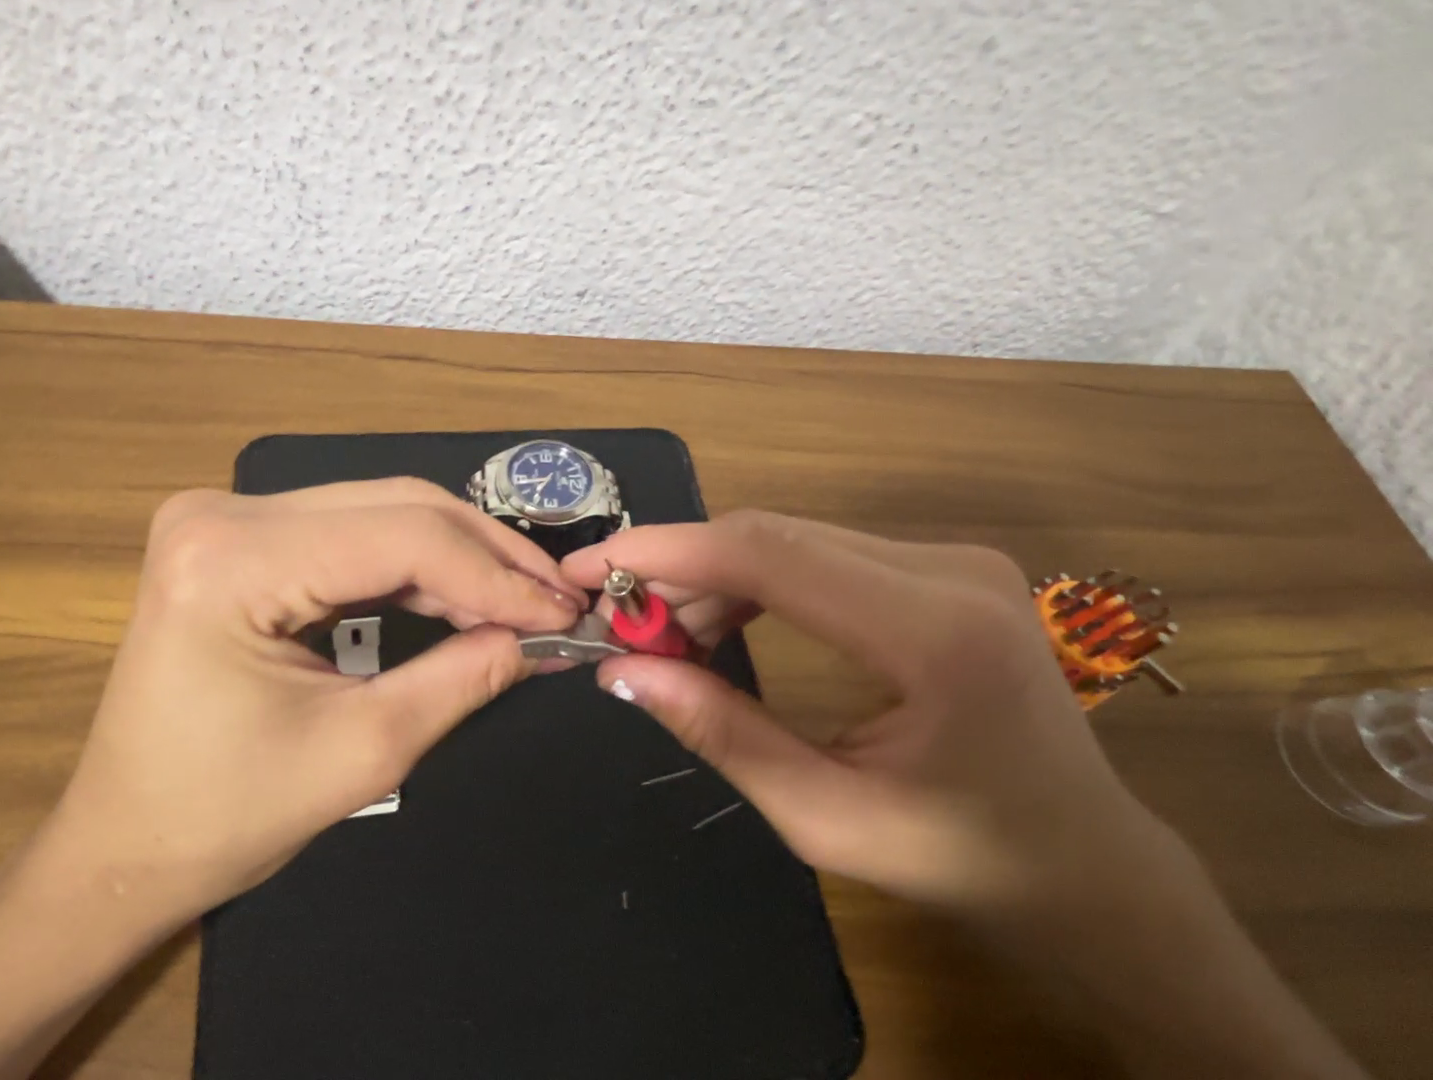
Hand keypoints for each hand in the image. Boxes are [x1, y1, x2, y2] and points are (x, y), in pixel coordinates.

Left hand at [54, 478, 581, 917]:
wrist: (125, 844)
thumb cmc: (226, 815)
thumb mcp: (364, 750)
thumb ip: (464, 678)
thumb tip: (546, 637)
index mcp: (232, 560)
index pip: (402, 538)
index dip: (497, 576)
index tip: (564, 615)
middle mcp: (222, 514)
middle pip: (393, 507)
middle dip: (486, 557)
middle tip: (556, 603)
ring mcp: (223, 520)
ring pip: (377, 514)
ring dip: (456, 559)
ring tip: (524, 604)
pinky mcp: (235, 540)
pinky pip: (347, 536)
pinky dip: (412, 567)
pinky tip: (463, 597)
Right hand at [563, 511, 1180, 916]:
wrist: (1082, 861)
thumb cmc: (960, 856)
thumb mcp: (823, 816)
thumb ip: (720, 733)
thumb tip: (620, 671)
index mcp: (933, 635)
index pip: (768, 555)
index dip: (665, 552)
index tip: (587, 571)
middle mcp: (950, 571)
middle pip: (773, 536)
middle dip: (678, 570)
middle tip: (615, 622)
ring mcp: (952, 562)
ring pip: (791, 540)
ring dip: (712, 578)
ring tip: (661, 636)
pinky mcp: (942, 571)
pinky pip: (820, 556)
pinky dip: (754, 583)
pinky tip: (720, 624)